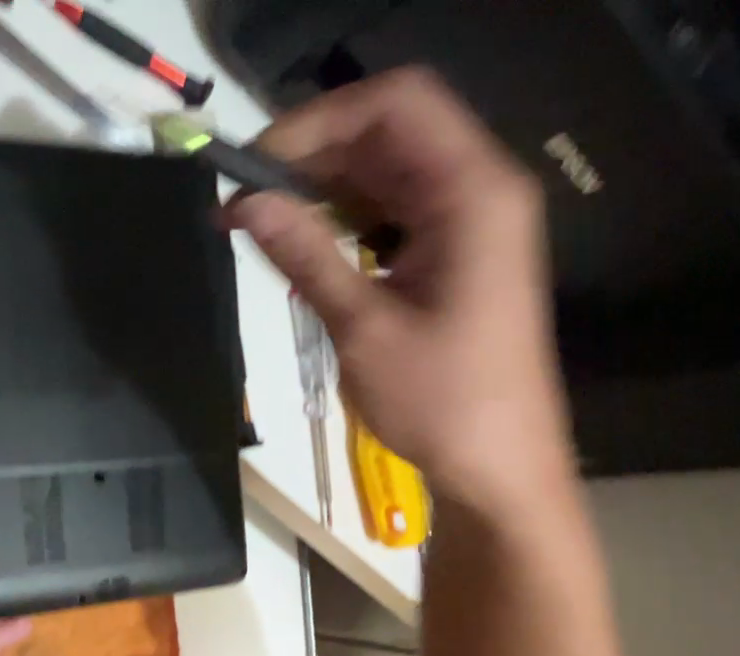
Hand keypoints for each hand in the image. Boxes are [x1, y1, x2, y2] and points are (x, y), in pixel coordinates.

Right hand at [225, 67, 576, 516]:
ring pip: (384, 170)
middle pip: (388, 131)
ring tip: (257, 220)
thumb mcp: (362, 326)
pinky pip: (390, 209)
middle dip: (310, 154)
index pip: (395, 105)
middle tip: (243, 198)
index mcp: (473, 192)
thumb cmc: (441, 400)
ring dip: (319, 186)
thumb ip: (304, 255)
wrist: (497, 466)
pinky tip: (299, 242)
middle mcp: (477, 189)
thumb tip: (241, 204)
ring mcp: (467, 220)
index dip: (317, 121)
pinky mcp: (451, 252)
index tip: (253, 166)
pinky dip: (342, 216)